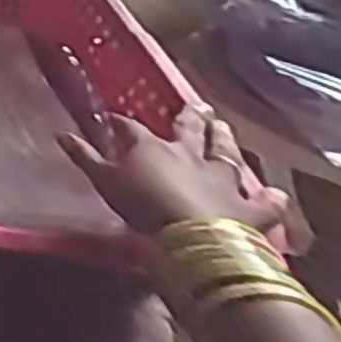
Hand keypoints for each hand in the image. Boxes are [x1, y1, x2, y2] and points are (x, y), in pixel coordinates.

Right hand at [60, 106, 288, 234]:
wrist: (197, 236)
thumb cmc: (143, 204)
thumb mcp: (104, 180)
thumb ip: (85, 157)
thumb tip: (62, 134)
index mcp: (151, 147)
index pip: (131, 127)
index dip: (121, 122)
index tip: (113, 118)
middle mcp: (189, 155)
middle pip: (189, 131)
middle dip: (191, 117)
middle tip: (199, 105)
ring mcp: (222, 180)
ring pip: (226, 155)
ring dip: (226, 141)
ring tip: (226, 128)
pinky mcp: (249, 208)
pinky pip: (264, 202)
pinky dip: (271, 198)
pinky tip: (278, 193)